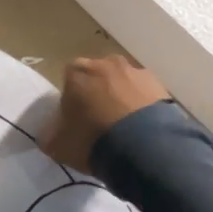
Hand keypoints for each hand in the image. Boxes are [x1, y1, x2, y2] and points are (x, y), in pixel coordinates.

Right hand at [41, 55, 169, 173]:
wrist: (144, 148)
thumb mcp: (58, 145)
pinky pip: (145, 95)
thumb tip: (50, 133)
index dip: (71, 99)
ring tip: (124, 129)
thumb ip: (50, 135)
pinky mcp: (162, 87)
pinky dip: (142, 107)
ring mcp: (137, 72)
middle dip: (98, 93)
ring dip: (122, 99)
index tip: (75, 118)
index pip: (68, 79)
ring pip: (123, 84)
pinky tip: (142, 130)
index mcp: (76, 71)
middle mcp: (106, 63)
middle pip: (98, 77)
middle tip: (99, 122)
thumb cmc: (92, 139)